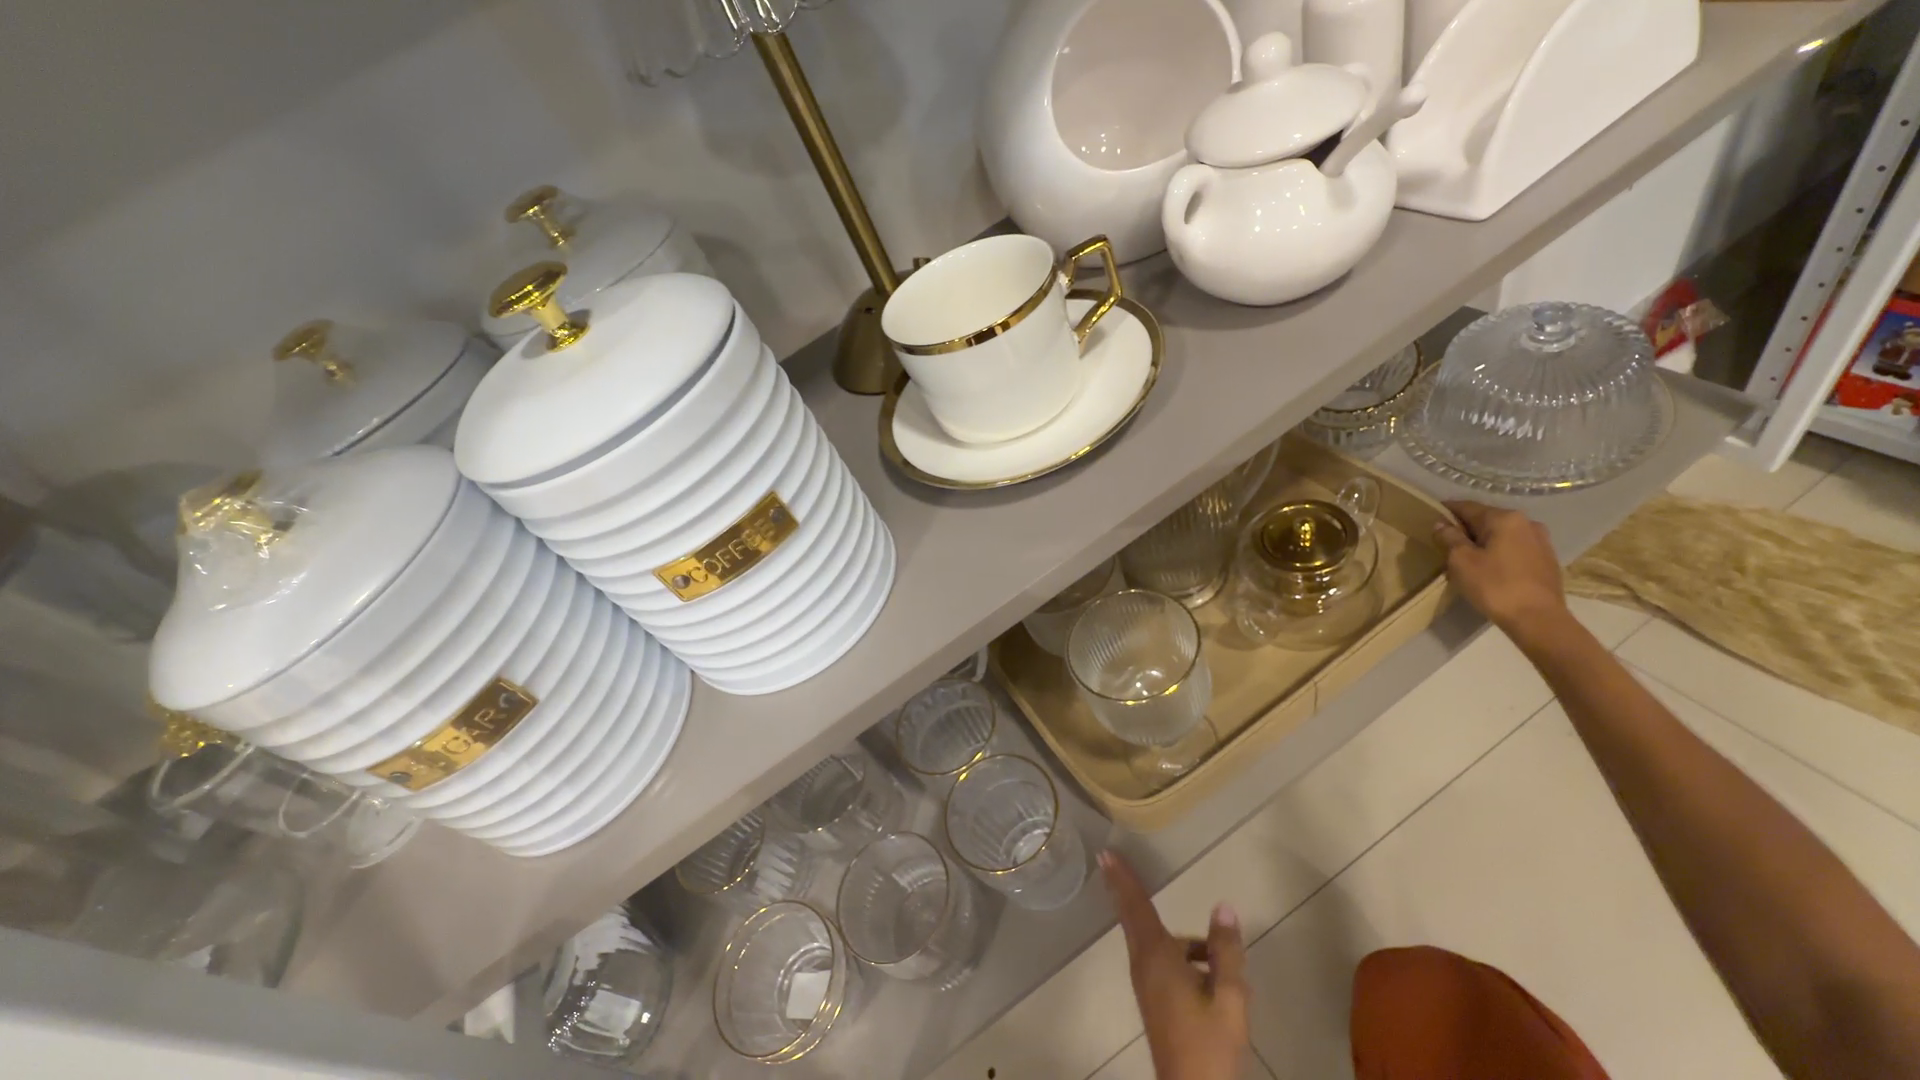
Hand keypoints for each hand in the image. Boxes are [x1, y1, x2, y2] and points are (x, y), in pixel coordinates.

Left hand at [1101, 851, 1249, 1079]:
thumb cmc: (1210, 1045)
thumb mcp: (1230, 997)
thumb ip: (1226, 951)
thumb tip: (1224, 907)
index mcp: (1159, 958)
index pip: (1137, 907)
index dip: (1123, 879)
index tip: (1105, 854)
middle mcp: (1145, 965)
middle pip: (1134, 917)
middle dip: (1125, 888)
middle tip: (1111, 860)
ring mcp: (1146, 984)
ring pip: (1153, 942)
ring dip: (1172, 931)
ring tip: (1219, 954)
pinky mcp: (1154, 1000)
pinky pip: (1161, 960)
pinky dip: (1181, 955)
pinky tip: (1215, 976)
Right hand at [1434, 500, 1568, 639]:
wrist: (1538, 618)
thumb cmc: (1495, 586)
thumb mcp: (1461, 561)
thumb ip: (1449, 538)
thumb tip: (1441, 524)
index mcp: (1504, 518)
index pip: (1468, 507)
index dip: (1447, 510)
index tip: (1431, 515)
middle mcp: (1526, 522)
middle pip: (1487, 519)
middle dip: (1467, 528)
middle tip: (1447, 541)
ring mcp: (1541, 541)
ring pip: (1503, 534)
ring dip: (1485, 541)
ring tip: (1469, 556)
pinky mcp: (1547, 559)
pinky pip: (1516, 548)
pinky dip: (1500, 552)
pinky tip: (1492, 567)